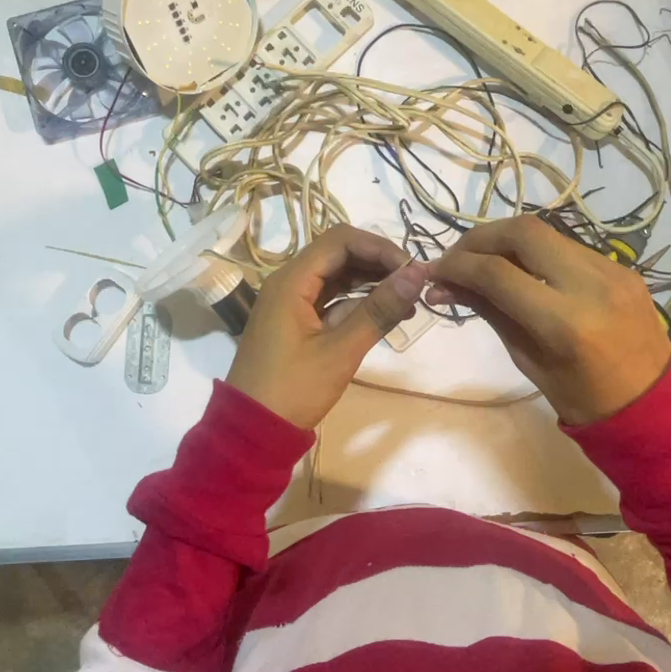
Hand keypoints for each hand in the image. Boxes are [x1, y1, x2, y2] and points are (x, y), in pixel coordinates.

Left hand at [226, 224, 429, 427]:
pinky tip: (389, 314)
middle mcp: (289, 282)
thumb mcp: (340, 350)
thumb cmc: (293, 389)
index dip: (380, 248)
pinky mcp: (298, 322)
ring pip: (338, 277)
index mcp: (291, 281)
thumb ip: (379, 310)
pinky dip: (359, 303)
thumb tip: (417, 274)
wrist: (253, 430)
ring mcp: (292, 302)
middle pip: (340, 254)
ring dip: (372, 282)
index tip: (412, 269)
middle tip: (415, 283)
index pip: (341, 240)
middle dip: (379, 263)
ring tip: (410, 300)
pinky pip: (332, 299)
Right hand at [427, 216, 670, 424]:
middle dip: (480, 238)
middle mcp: (590, 285)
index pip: (496, 274)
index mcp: (564, 323)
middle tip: (457, 258)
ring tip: (483, 261)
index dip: (457, 266)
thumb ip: (489, 312)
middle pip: (522, 232)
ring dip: (506, 240)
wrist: (650, 406)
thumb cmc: (581, 397)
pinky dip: (537, 252)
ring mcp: (612, 270)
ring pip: (547, 233)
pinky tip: (522, 270)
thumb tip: (444, 285)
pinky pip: (569, 246)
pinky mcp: (622, 267)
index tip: (434, 272)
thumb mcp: (527, 359)